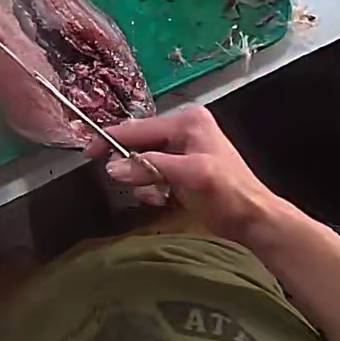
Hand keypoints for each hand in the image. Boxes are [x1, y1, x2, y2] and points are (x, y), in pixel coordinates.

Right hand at [86, 105, 291, 242]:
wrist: (252, 218)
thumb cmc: (228, 193)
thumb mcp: (191, 175)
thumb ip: (151, 168)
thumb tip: (113, 167)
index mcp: (187, 121)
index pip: (139, 128)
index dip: (111, 139)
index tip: (87, 151)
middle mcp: (183, 130)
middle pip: (139, 146)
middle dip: (136, 169)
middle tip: (145, 187)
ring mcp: (182, 151)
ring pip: (142, 164)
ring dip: (146, 184)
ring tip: (164, 196)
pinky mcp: (180, 171)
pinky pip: (151, 177)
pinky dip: (153, 191)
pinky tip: (167, 200)